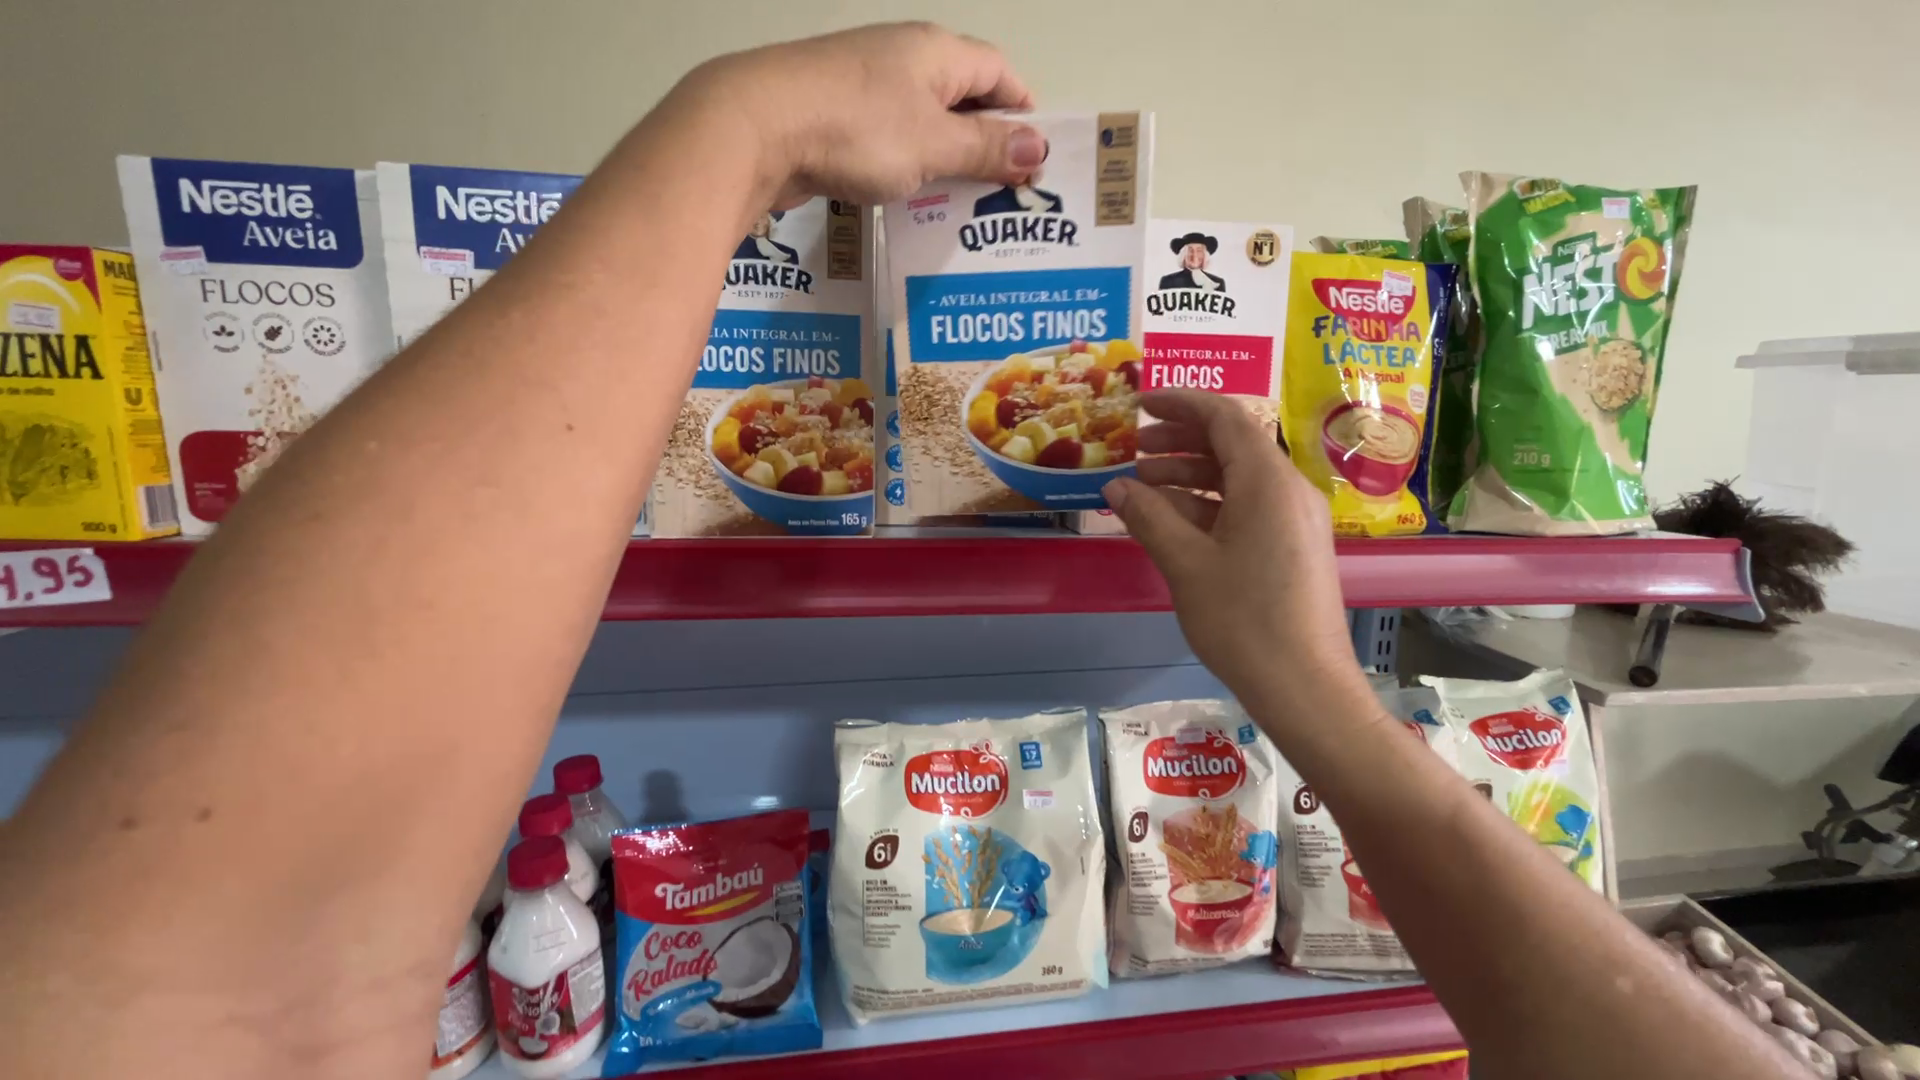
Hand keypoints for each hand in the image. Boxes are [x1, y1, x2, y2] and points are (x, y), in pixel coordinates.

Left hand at [675, 22, 1046, 208]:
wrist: (758, 127)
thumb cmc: (859, 129)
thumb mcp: (934, 144)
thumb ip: (985, 149)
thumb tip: (1038, 148)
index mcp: (936, 52)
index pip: (998, 72)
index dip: (1023, 110)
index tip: (1037, 155)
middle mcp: (902, 60)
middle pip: (961, 98)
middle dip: (987, 142)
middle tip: (1006, 192)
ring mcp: (864, 88)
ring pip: (922, 125)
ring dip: (946, 162)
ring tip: (965, 208)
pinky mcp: (835, 119)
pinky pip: (888, 144)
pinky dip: (908, 171)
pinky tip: (911, 205)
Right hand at [1101, 391, 1369, 715]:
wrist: (1304, 686)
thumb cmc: (1242, 620)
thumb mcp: (1185, 565)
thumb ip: (1148, 516)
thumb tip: (1116, 486)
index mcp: (1267, 481)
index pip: (1224, 417)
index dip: (1179, 404)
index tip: (1139, 404)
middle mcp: (1289, 489)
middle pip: (1232, 444)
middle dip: (1179, 441)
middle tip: (1132, 450)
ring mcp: (1295, 519)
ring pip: (1237, 478)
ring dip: (1189, 476)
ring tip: (1142, 489)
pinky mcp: (1294, 546)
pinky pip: (1247, 507)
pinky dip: (1208, 505)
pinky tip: (1172, 522)